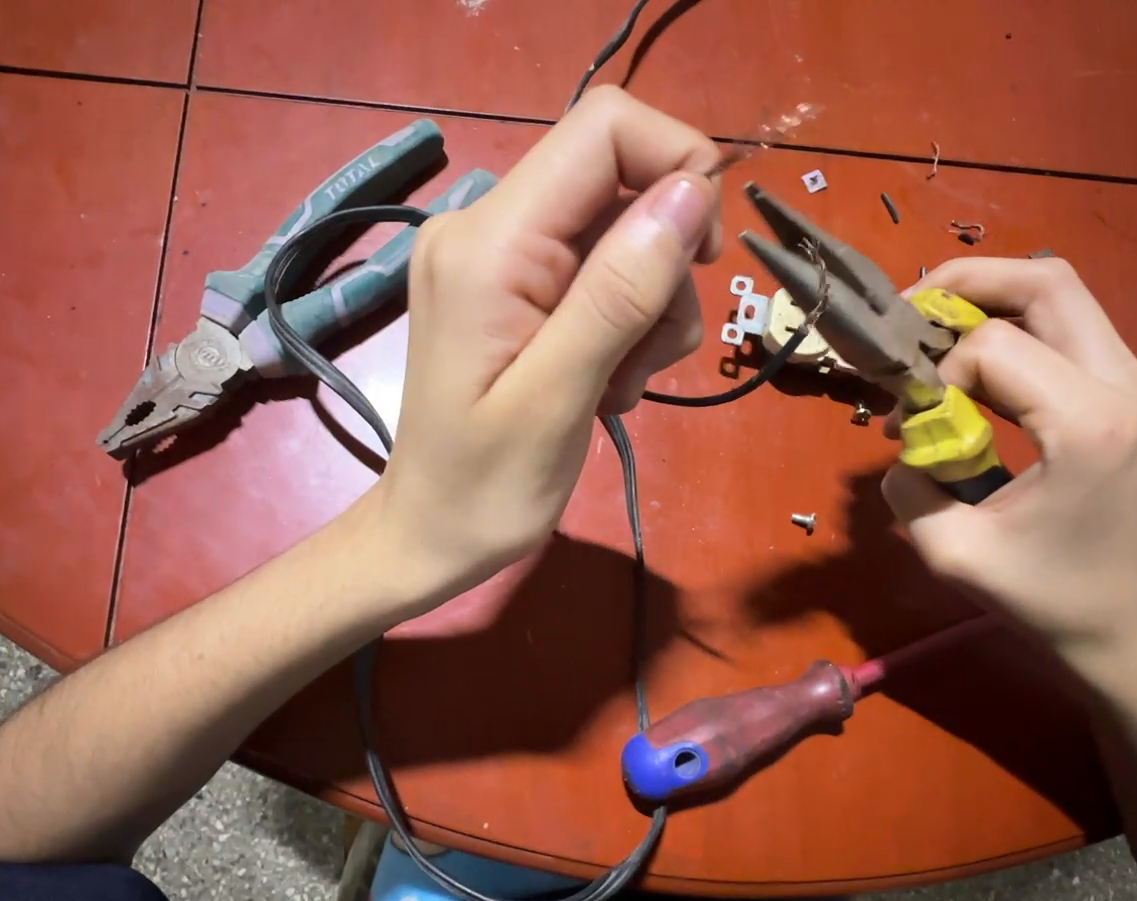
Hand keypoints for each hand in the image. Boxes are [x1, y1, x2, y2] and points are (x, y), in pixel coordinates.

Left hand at [367, 87, 721, 601]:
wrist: (432, 534)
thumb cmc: (485, 488)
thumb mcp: (558, 397)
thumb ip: (618, 292)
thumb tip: (691, 191)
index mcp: (489, 244)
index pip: (603, 131)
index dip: (677, 165)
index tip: (704, 257)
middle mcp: (487, 229)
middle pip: (621, 187)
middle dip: (661, 269)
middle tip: (645, 359)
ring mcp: (499, 259)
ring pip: (622, 237)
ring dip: (648, 311)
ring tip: (619, 386)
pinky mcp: (514, 291)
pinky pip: (599, 276)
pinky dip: (623, 328)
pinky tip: (605, 385)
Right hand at [880, 257, 1136, 666]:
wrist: (1114, 622)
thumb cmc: (1037, 595)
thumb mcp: (948, 549)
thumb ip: (908, 482)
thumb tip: (905, 436)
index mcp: (1089, 424)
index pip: (994, 345)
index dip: (935, 374)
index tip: (915, 427)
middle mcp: (1126, 384)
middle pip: (1046, 281)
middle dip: (965, 281)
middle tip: (907, 313)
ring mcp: (1136, 380)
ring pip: (1060, 292)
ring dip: (988, 296)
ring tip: (933, 330)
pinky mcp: (1129, 388)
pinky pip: (1067, 324)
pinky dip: (1010, 324)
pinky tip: (970, 361)